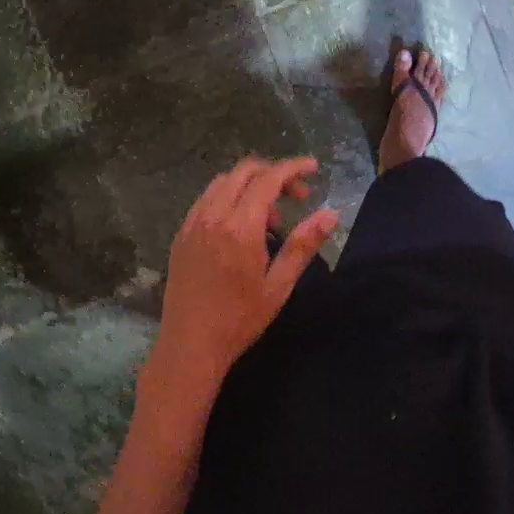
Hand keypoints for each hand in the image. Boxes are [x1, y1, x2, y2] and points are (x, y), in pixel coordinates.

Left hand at [148, 157, 339, 395]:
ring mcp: (192, 224)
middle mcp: (213, 216)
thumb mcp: (279, 286)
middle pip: (244, 172)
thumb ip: (304, 245)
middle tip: (297, 197)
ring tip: (270, 219)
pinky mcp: (181, 235)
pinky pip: (206, 200)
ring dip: (250, 186)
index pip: (269, 179)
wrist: (190, 345)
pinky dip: (228, 198)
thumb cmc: (239, 320)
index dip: (293, 168)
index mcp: (240, 227)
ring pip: (222, 182)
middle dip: (274, 175)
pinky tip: (240, 226)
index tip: (314, 169)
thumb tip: (331, 214)